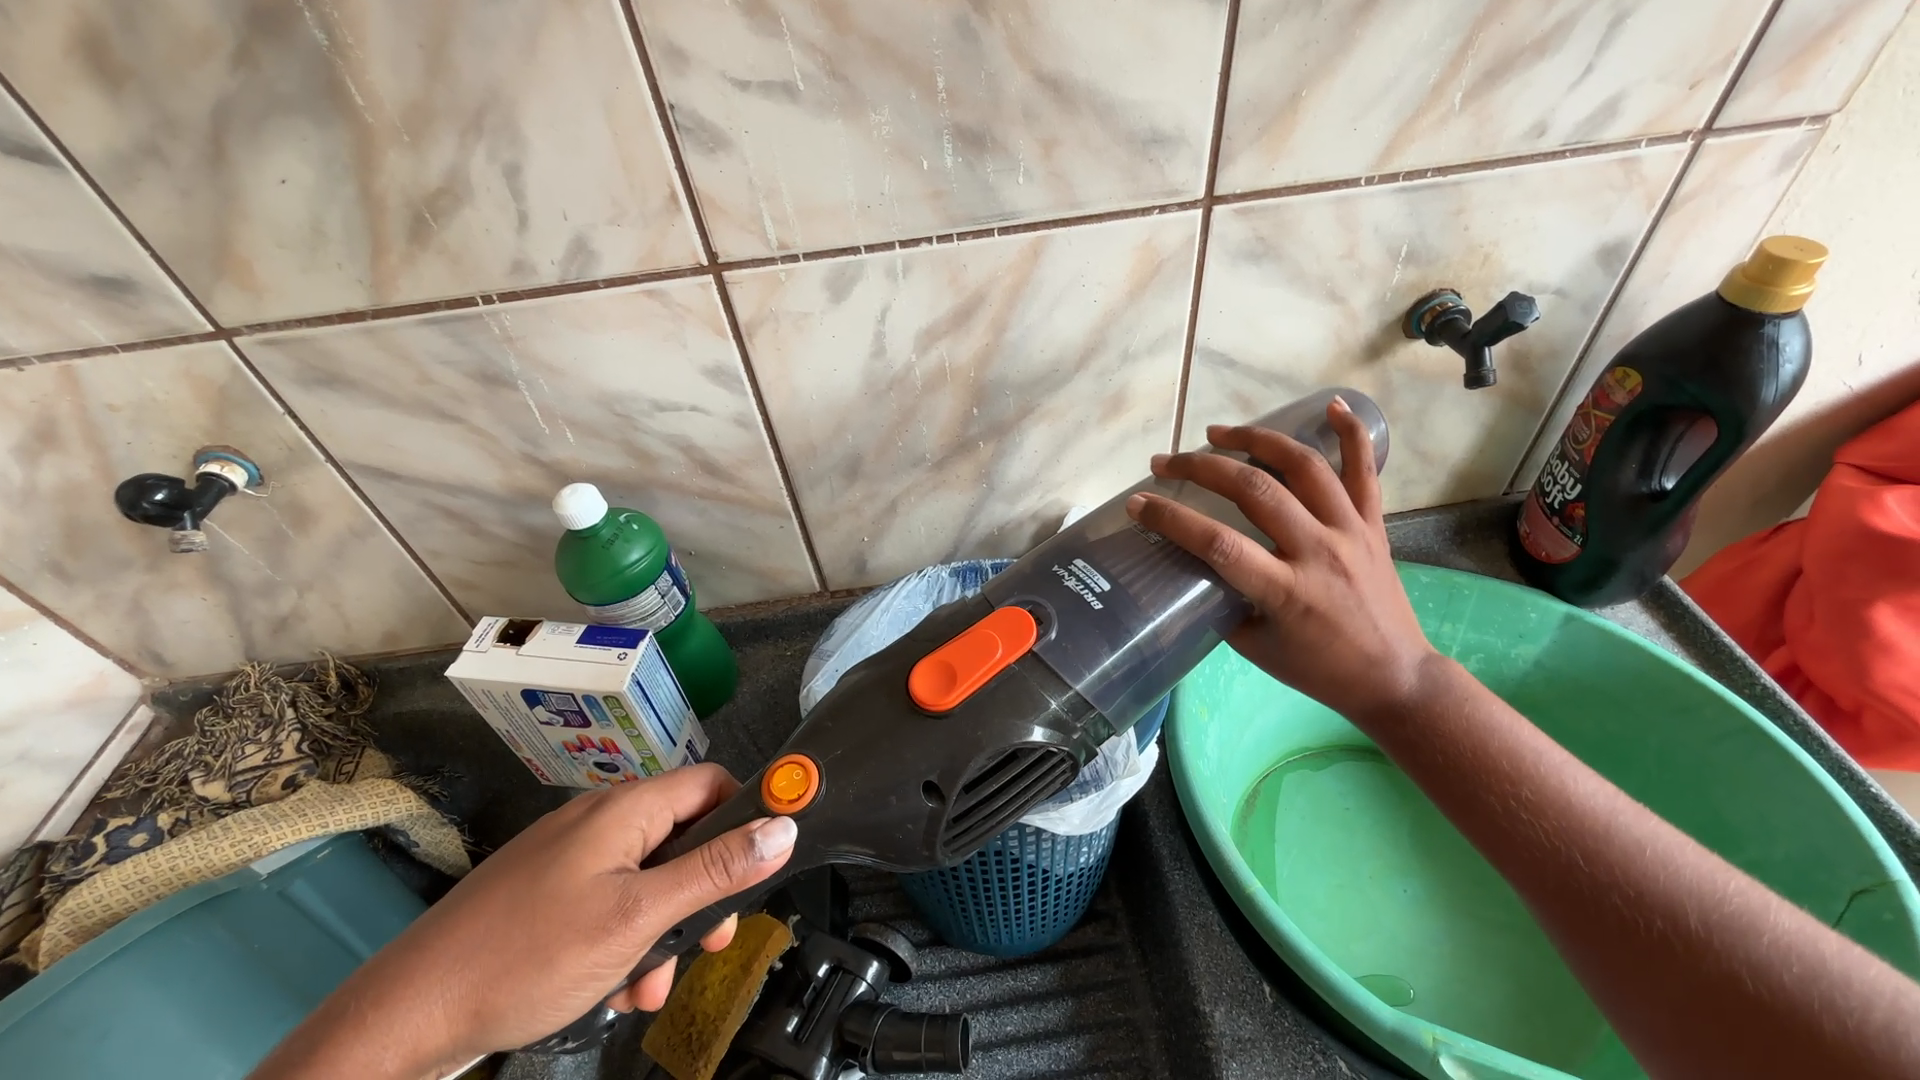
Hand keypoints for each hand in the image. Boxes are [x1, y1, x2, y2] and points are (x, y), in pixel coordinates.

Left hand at [250, 764, 796, 1078]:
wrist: (408, 1014)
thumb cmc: (530, 957)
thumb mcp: (639, 917)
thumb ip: (716, 870)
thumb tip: (785, 824)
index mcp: (626, 808)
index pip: (712, 783)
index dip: (746, 817)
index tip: (759, 873)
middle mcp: (601, 819)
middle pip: (684, 835)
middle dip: (704, 892)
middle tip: (708, 945)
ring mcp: (570, 856)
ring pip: (649, 878)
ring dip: (664, 929)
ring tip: (650, 987)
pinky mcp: (548, 892)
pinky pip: (611, 901)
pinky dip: (626, 939)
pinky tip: (614, 990)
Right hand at [1125, 398, 1436, 722]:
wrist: (1394, 678)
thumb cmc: (1318, 671)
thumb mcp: (1255, 647)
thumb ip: (1223, 603)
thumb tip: (1193, 566)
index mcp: (1285, 591)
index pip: (1217, 543)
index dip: (1171, 519)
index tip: (1138, 504)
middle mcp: (1318, 551)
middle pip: (1254, 490)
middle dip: (1201, 468)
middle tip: (1166, 463)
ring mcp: (1351, 532)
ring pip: (1303, 467)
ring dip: (1256, 440)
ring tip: (1218, 432)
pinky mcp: (1374, 525)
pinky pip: (1364, 471)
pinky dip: (1351, 433)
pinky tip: (1331, 405)